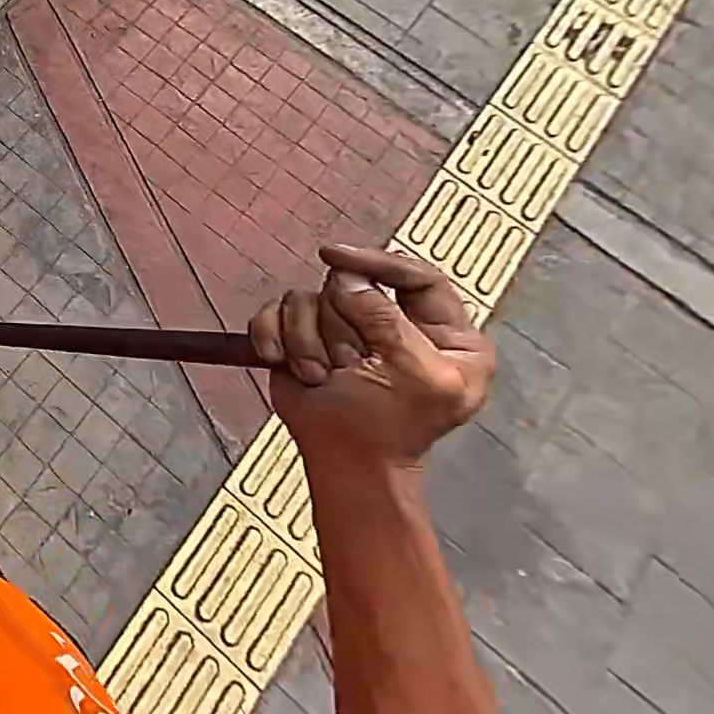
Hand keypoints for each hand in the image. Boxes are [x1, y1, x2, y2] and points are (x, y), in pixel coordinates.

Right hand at [248, 244, 493, 470]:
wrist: (339, 457)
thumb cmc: (386, 428)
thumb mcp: (413, 376)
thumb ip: (388, 322)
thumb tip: (349, 281)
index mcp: (442, 334)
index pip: (416, 276)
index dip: (376, 262)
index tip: (335, 257)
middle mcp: (391, 322)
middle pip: (349, 287)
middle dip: (339, 328)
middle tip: (349, 364)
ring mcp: (342, 326)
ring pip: (307, 299)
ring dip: (306, 341)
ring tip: (320, 374)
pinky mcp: (301, 334)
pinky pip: (274, 312)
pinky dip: (272, 337)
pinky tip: (280, 360)